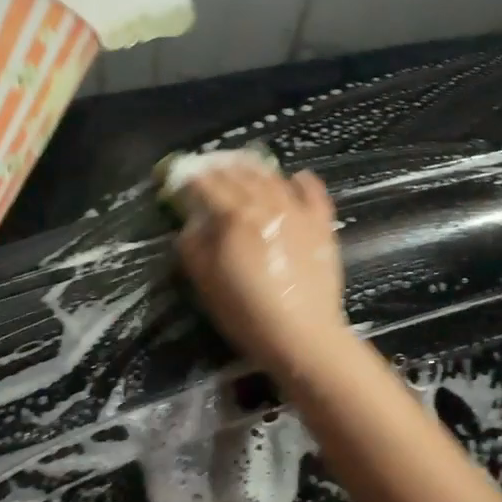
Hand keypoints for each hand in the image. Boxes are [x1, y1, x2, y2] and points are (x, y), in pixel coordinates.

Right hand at [175, 162, 349, 378]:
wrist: (301, 335)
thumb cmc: (244, 312)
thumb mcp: (204, 282)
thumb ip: (193, 247)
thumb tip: (190, 225)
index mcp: (233, 216)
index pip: (206, 186)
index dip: (190, 180)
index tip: (179, 179)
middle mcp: (266, 204)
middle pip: (240, 176)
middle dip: (221, 170)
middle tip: (208, 168)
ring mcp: (298, 212)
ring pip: (274, 179)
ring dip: (255, 170)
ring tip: (244, 166)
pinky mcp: (321, 226)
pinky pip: (314, 194)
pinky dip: (303, 182)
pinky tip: (298, 177)